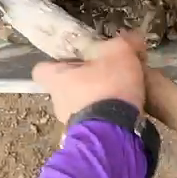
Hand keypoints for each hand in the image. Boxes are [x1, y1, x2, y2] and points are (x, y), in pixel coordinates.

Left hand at [31, 33, 147, 122]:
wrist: (114, 132)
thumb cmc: (108, 87)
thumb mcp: (119, 53)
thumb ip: (125, 42)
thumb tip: (134, 38)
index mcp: (56, 78)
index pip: (42, 69)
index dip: (57, 63)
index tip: (76, 61)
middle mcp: (57, 102)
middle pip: (66, 88)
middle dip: (85, 83)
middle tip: (108, 78)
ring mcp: (71, 124)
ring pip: (81, 107)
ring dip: (98, 103)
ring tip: (122, 98)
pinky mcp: (89, 139)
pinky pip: (97, 124)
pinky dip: (108, 119)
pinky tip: (126, 114)